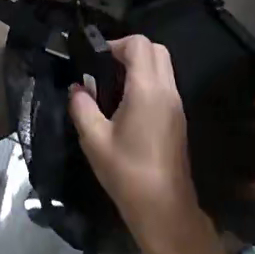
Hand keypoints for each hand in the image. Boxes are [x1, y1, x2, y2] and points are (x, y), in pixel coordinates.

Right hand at [67, 35, 214, 253]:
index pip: (139, 44)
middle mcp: (167, 90)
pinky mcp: (178, 118)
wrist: (164, 209)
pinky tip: (125, 106)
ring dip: (139, 66)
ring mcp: (176, 104)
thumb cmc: (127, 173)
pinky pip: (165, 84)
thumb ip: (82, 107)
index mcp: (148, 90)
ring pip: (163, 66)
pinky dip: (147, 82)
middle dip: (130, 50)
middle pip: (156, 49)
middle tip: (104, 69)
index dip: (116, 44)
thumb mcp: (95, 140)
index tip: (95, 61)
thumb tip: (76, 88)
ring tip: (111, 87)